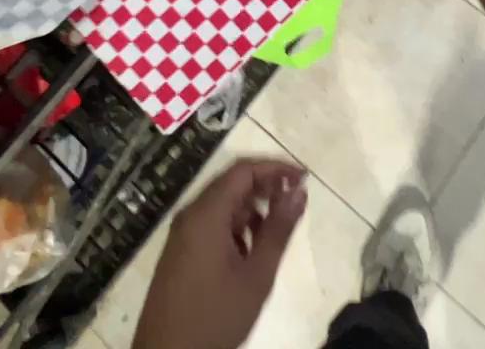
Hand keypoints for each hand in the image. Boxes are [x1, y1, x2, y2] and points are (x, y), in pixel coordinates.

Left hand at [132, 159, 307, 348]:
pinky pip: (212, 223)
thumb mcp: (256, 276)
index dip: (275, 167)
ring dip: (252, 208)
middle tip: (296, 199)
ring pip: (222, 204)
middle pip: (231, 183)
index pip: (243, 170)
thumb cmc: (215, 317)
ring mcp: (183, 233)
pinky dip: (236, 226)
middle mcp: (190, 215)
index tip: (303, 177)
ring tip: (278, 228)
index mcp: (206, 213)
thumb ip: (278, 230)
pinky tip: (252, 249)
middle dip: (266, 186)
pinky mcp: (181, 251)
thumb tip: (299, 191)